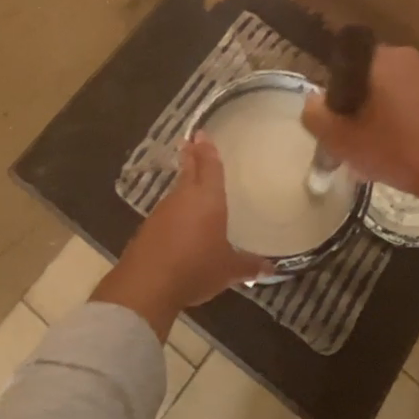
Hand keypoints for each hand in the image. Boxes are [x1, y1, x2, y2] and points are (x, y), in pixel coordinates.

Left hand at [92, 135, 270, 338]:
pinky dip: (174, 207)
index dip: (208, 149)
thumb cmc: (195, 268)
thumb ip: (249, 266)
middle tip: (192, 141)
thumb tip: (271, 268)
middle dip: (192, 155)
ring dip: (183, 181)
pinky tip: (178, 219)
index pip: (209, 166)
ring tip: (190, 178)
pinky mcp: (148, 228)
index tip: (202, 132)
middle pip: (189, 170)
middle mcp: (184, 197)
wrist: (146, 286)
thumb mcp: (228, 270)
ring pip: (177, 189)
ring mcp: (162, 211)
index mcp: (208, 198)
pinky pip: (167, 210)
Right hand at [302, 45, 418, 225]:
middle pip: (369, 79)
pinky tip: (404, 151)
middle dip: (358, 105)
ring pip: (393, 93)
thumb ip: (316, 115)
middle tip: (353, 138)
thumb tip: (313, 102)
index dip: (335, 92)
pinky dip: (405, 122)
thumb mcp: (341, 139)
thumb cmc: (395, 149)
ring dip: (382, 115)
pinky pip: (415, 105)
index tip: (337, 121)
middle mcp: (408, 58)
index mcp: (381, 58)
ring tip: (378, 149)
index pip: (344, 64)